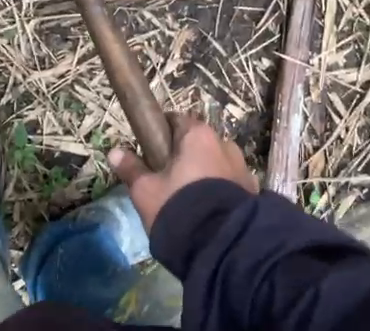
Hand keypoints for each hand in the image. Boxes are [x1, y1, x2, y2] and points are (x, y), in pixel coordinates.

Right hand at [109, 114, 257, 232]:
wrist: (225, 248)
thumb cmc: (179, 207)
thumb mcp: (146, 191)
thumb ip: (131, 169)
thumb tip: (114, 152)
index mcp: (198, 134)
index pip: (176, 121)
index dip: (161, 135)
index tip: (152, 155)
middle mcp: (224, 143)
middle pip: (198, 144)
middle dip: (185, 159)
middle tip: (169, 184)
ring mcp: (243, 169)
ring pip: (216, 166)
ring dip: (205, 177)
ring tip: (191, 205)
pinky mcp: (255, 195)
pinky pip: (230, 187)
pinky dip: (220, 195)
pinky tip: (209, 216)